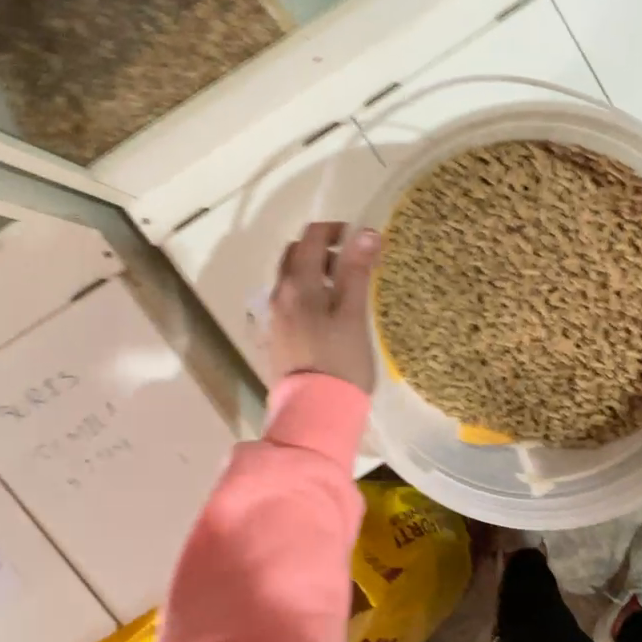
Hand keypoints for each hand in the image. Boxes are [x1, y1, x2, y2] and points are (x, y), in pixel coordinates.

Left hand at [268, 221, 381, 392]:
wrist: (315, 411)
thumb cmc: (341, 361)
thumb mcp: (354, 315)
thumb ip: (357, 271)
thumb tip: (366, 232)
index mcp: (298, 284)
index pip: (311, 238)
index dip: (336, 230)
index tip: (361, 240)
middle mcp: (279, 295)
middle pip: (295, 254)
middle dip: (322, 249)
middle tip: (352, 264)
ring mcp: (274, 317)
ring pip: (290, 279)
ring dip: (314, 273)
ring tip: (343, 292)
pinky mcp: (276, 337)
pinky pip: (289, 302)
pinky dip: (307, 295)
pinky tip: (327, 317)